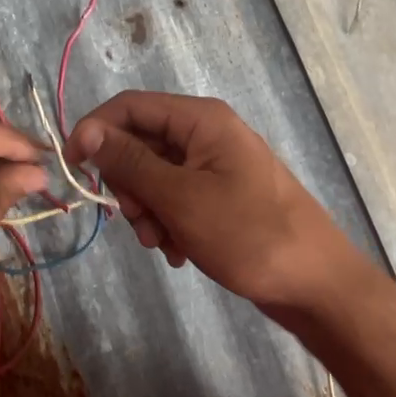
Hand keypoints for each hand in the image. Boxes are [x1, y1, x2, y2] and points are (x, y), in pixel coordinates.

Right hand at [65, 90, 356, 311]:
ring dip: (148, 209)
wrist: (321, 289)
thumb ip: (129, 162)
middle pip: (140, 142)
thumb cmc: (250, 235)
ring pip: (155, 174)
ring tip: (163, 244)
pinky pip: (177, 196)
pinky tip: (180, 252)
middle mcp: (206, 133)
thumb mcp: (180, 198)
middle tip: (137, 220)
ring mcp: (216, 164)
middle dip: (129, 183)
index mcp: (200, 119)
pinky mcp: (222, 194)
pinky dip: (169, 221)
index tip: (73, 169)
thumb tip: (85, 130)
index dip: (95, 131)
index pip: (129, 107)